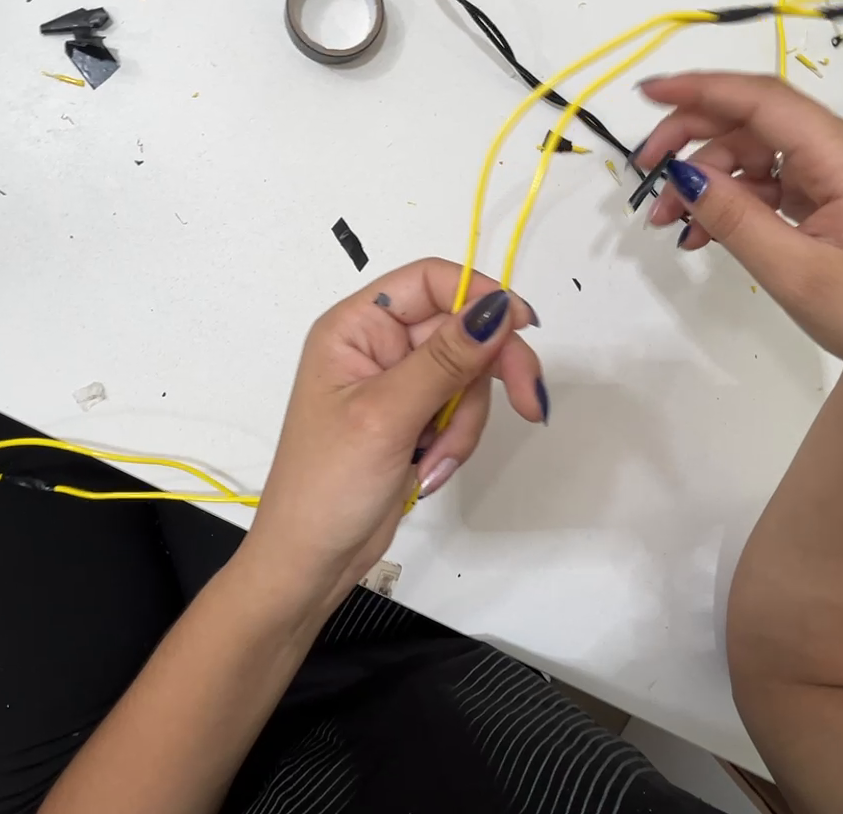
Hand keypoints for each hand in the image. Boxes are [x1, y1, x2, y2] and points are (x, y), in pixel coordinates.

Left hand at [245, 258, 545, 603]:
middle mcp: (378, 345)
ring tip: (433, 461)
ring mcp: (399, 383)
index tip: (522, 325)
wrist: (311, 561)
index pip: (429, 281)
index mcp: (355, 327)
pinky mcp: (415, 417)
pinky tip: (428, 469)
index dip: (479, 294)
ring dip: (464, 422)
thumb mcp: (386, 415)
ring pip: (468, 375)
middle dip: (490, 371)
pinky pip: (461, 410)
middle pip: (461, 330)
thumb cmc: (327, 485)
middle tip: (530, 403)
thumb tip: (497, 309)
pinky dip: (456, 440)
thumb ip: (445, 360)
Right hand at [634, 73, 842, 399]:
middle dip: (691, 140)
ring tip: (669, 224)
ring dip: (703, 182)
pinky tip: (699, 234)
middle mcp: (840, 151)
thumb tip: (682, 174)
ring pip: (750, 155)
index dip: (701, 90)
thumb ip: (735, 218)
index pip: (763, 101)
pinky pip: (763, 183)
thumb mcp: (794, 271)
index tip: (647, 93)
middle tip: (644, 172)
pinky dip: (726, 203)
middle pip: (751, 121)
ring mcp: (832, 174)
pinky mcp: (824, 197)